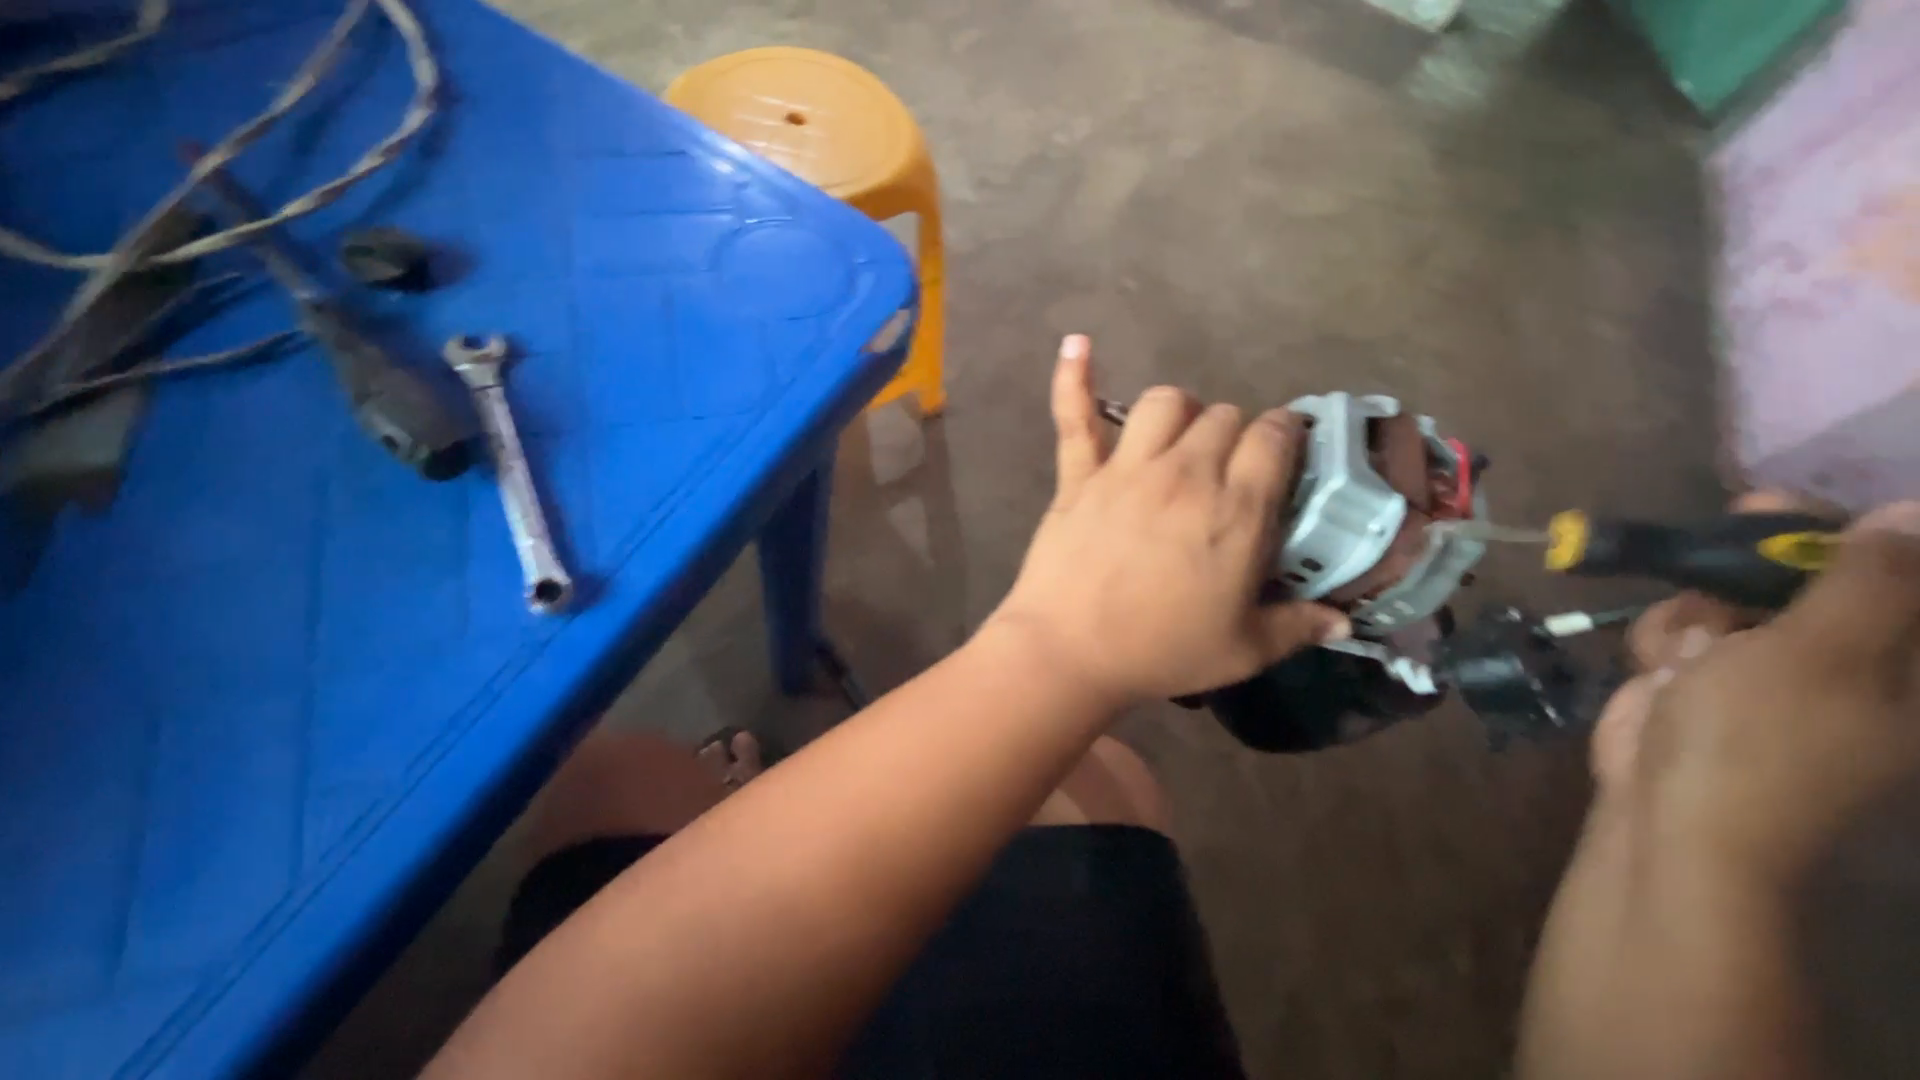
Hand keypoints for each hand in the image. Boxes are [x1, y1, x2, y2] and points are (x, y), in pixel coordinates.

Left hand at [983, 334, 1347, 708]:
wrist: (1068, 653)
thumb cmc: (1160, 652)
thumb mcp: (1243, 650)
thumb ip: (1296, 628)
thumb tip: (1344, 624)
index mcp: (1236, 508)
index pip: (1274, 437)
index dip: (1285, 435)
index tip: (1284, 452)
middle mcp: (1186, 472)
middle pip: (1223, 416)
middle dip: (1236, 433)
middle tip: (1230, 467)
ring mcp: (1126, 469)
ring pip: (1163, 402)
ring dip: (1180, 411)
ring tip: (1180, 436)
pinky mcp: (1078, 476)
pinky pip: (1075, 416)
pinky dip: (1074, 376)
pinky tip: (1078, 343)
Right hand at [1595, 498, 1919, 882]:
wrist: (1668, 816)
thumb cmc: (1760, 742)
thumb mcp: (1824, 655)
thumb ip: (1867, 581)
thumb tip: (1907, 510)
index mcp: (1903, 665)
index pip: (1894, 572)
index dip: (1848, 533)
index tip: (1792, 507)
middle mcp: (1842, 661)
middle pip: (1805, 573)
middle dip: (1756, 558)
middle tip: (1726, 530)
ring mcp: (1763, 671)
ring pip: (1729, 597)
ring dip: (1697, 609)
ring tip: (1686, 652)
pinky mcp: (1699, 680)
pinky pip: (1684, 630)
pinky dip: (1665, 641)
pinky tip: (1660, 669)